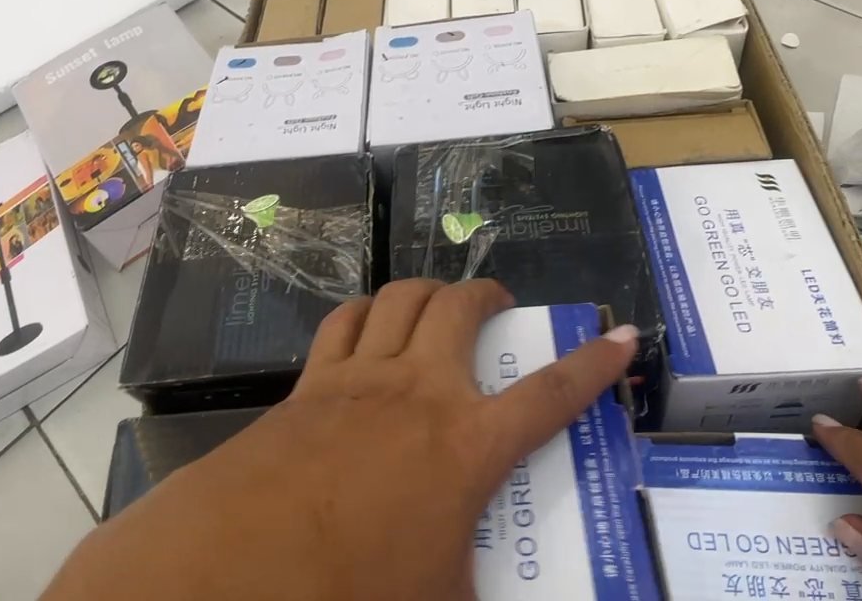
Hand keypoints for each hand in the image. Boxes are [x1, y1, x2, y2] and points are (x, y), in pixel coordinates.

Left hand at [44, 279, 638, 600]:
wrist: (241, 566)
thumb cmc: (356, 587)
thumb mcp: (443, 594)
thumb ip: (477, 575)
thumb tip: (490, 581)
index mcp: (467, 444)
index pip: (550, 395)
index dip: (593, 366)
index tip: (620, 335)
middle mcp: (419, 389)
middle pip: (461, 309)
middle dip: (487, 296)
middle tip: (497, 308)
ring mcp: (361, 375)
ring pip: (402, 298)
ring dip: (427, 291)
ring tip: (436, 306)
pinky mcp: (313, 379)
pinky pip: (345, 321)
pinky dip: (366, 312)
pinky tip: (369, 325)